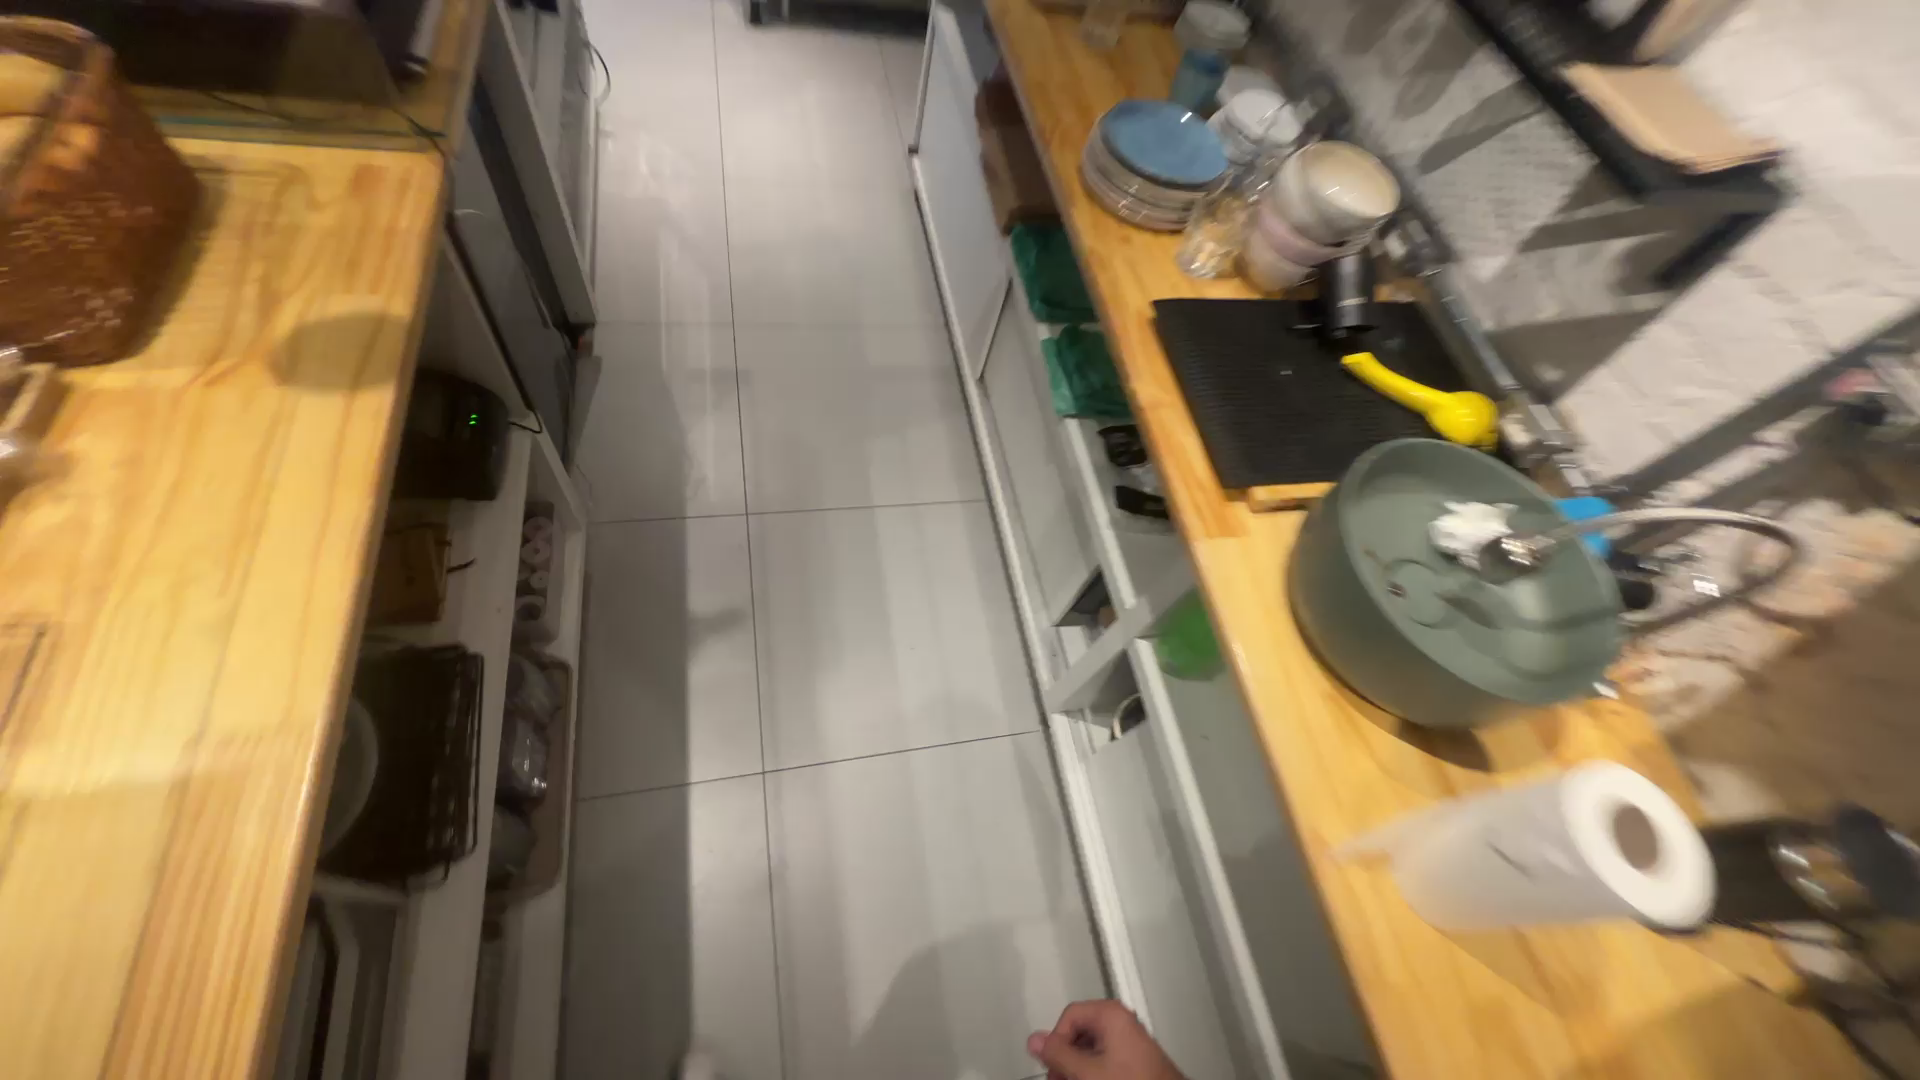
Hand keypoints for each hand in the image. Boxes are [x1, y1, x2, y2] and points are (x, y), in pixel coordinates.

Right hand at [1026, 1000, 1185, 1079]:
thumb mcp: (1088, 1072)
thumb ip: (1059, 1054)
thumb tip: (1035, 1039)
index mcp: (1110, 1014)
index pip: (1070, 1016)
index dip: (1057, 1041)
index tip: (1053, 1066)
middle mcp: (1121, 1020)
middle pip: (1080, 1031)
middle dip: (1066, 1057)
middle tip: (1060, 1078)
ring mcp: (1130, 1040)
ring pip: (1092, 1048)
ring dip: (1078, 1067)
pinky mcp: (1136, 1059)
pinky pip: (1106, 1058)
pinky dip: (1094, 1072)